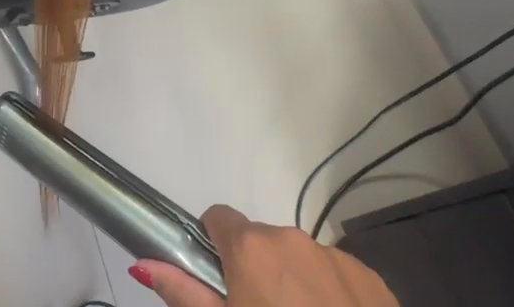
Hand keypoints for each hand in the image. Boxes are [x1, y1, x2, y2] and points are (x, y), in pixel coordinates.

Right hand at [130, 206, 396, 306]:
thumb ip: (183, 292)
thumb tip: (140, 262)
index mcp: (251, 246)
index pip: (217, 217)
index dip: (214, 247)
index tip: (220, 280)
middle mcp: (291, 237)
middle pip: (260, 241)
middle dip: (255, 270)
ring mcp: (336, 256)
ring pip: (300, 259)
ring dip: (294, 283)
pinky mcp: (373, 279)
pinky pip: (337, 275)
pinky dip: (330, 295)